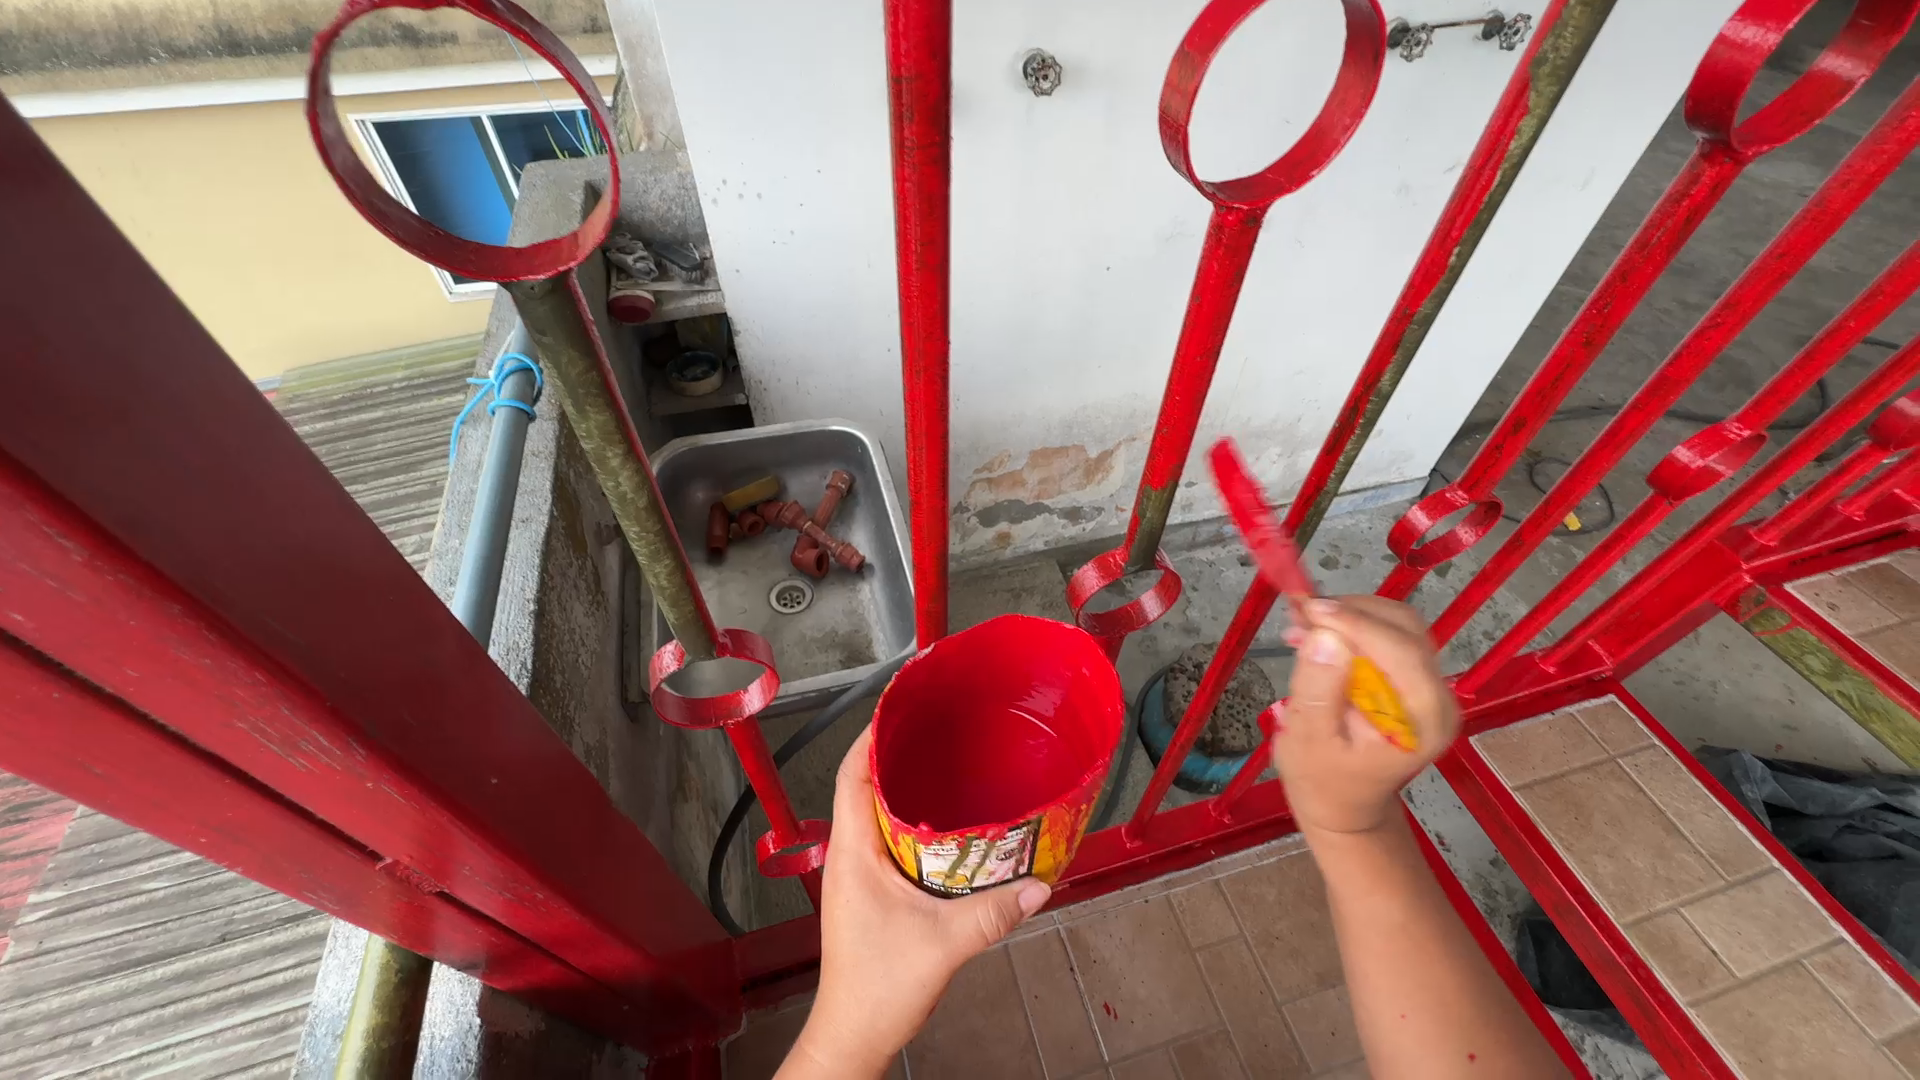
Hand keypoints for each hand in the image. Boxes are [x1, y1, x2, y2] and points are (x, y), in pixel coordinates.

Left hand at [782, 725, 1050, 1078]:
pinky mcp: (869, 888)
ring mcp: (856, 871)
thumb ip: (993, 912)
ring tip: (944, 764)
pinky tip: (944, 824)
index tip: (901, 710)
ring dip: (901, 786)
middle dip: (893, 753)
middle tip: (936, 730)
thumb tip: (1040, 884)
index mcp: (852, 851)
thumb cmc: (880, 986)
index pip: (849, 775)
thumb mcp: (943, 944)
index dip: (868, 737)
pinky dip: (909, 818)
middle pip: (861, 784)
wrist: (854, 1034)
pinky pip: (886, 835)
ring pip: (873, 810)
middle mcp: (848, 853)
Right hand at [1272, 596, 1459, 836]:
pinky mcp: (1414, 680)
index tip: (1308, 609)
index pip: (1400, 650)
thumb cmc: (1321, 779)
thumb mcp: (1308, 739)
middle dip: (1351, 612)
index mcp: (1422, 719)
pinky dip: (1354, 625)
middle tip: (1299, 614)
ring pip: (1398, 625)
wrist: (1344, 805)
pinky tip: (1319, 635)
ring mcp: (1430, 687)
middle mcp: (1438, 698)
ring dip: (1350, 614)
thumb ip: (1318, 688)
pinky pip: (1389, 636)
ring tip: (1303, 624)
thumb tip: (1325, 636)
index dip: (1355, 622)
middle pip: (1404, 629)